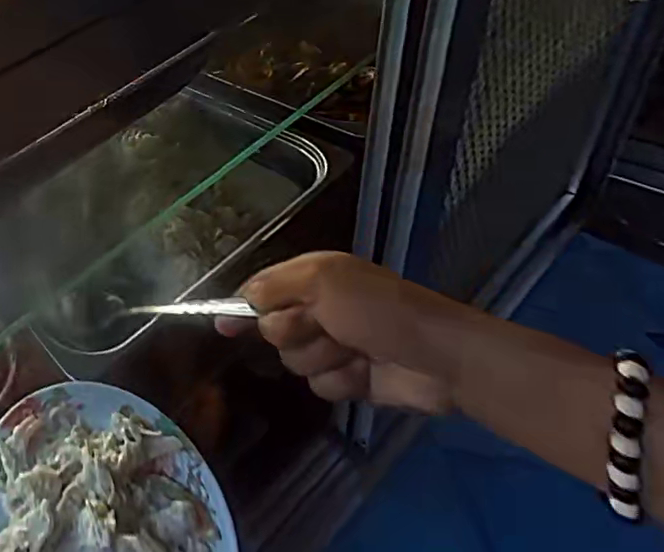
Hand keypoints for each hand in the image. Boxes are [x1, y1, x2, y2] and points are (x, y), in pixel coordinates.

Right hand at [217, 251, 467, 413]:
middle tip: (325, 326)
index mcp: (307, 278)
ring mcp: (330, 345)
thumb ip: (273, 287)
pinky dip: (341, 380)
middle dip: (296, 331)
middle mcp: (314, 309)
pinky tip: (364, 373)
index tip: (223, 324)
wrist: (439, 357)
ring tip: (354, 350)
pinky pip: (320, 385)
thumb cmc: (377, 308)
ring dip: (323, 357)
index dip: (240, 305)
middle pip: (271, 329)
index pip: (258, 290)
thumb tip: (240, 300)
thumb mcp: (321, 282)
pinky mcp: (347, 378)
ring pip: (294, 359)